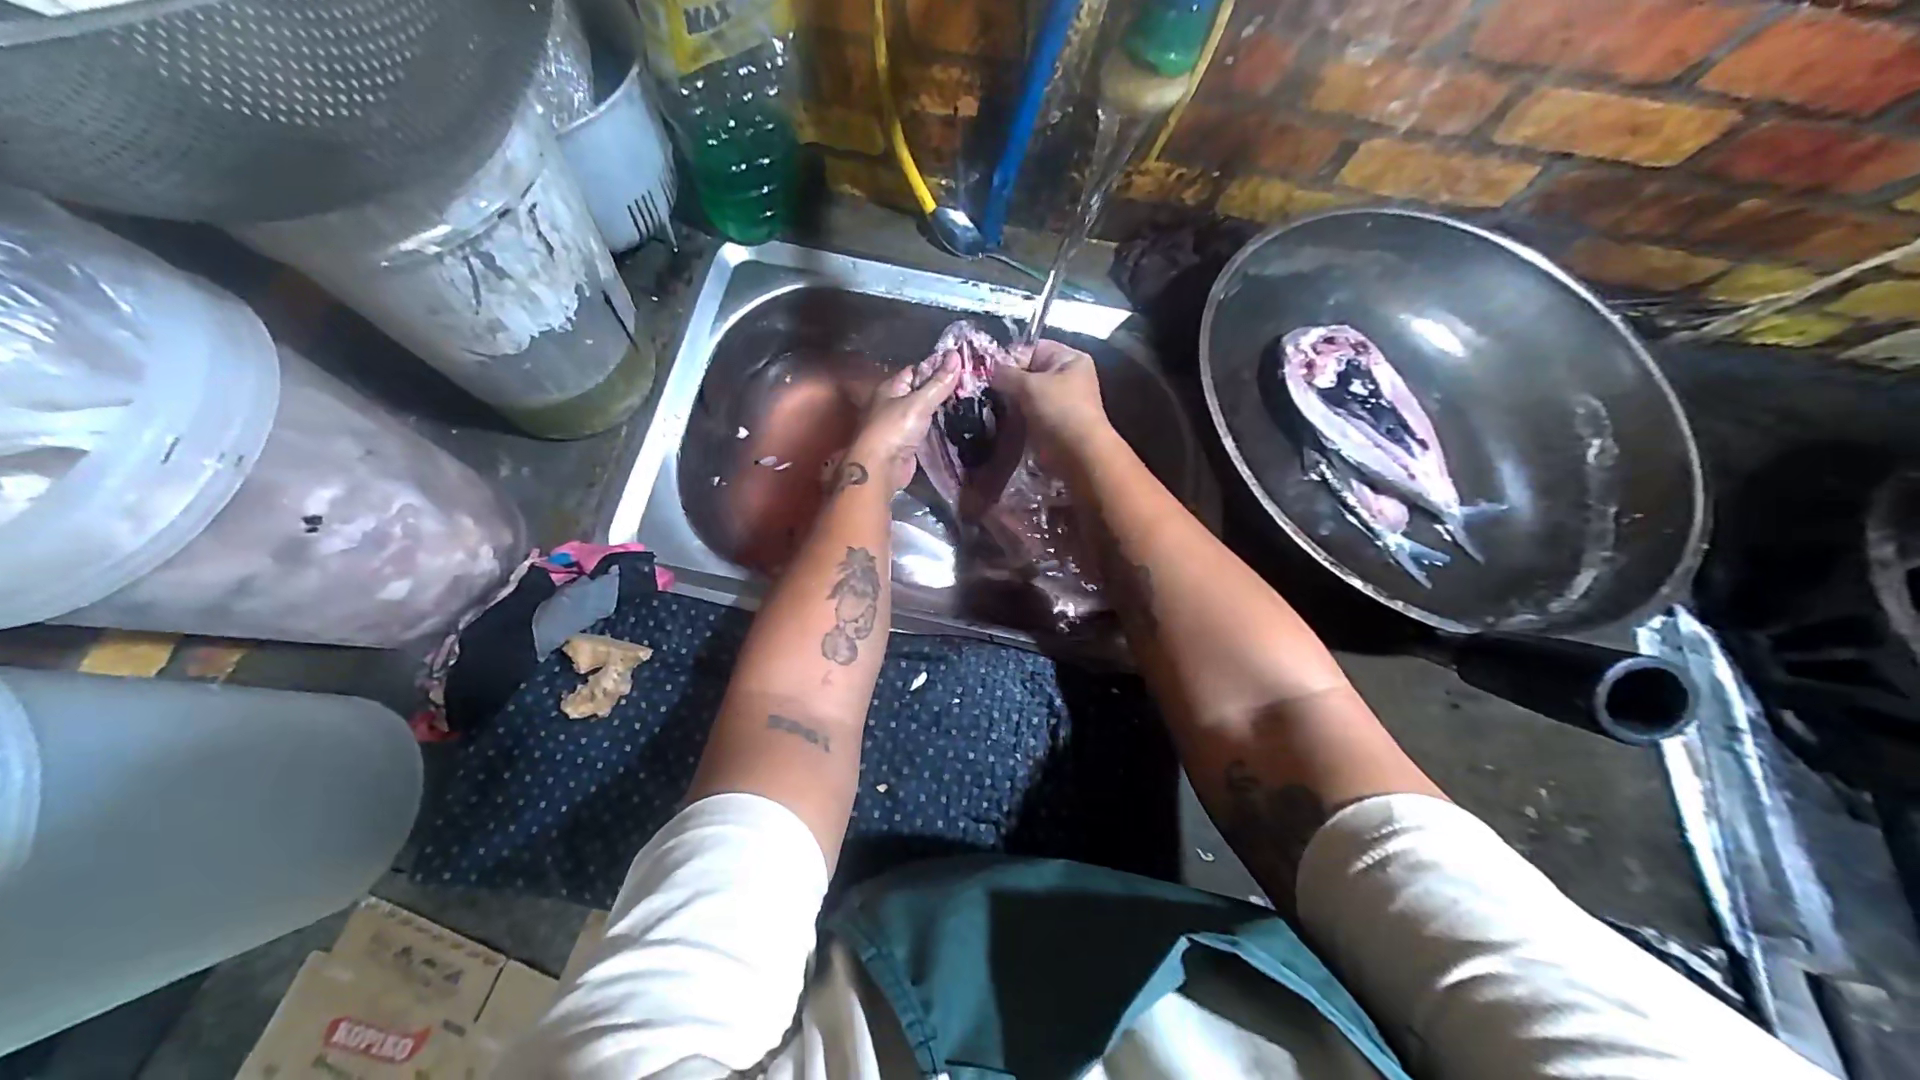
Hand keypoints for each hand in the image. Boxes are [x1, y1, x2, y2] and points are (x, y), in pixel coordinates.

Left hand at [842, 353, 959, 492]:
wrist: (881, 468)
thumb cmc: (894, 429)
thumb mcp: (919, 402)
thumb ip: (939, 382)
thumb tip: (956, 355)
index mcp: (891, 388)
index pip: (916, 371)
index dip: (936, 366)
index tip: (960, 364)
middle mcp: (893, 404)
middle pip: (921, 391)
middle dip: (942, 388)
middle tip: (970, 383)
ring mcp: (900, 425)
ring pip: (924, 411)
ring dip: (942, 408)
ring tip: (969, 400)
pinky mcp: (908, 443)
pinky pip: (926, 429)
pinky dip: (938, 426)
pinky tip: (956, 422)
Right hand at [994, 339, 1112, 463]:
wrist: (1078, 454)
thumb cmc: (1059, 411)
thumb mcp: (1030, 385)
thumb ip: (1006, 374)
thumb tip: (990, 370)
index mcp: (1069, 359)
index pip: (1033, 348)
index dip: (1010, 357)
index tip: (988, 369)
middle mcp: (1065, 377)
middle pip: (1028, 372)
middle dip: (1007, 381)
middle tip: (985, 388)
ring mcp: (1058, 402)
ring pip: (1026, 395)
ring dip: (1009, 400)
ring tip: (989, 404)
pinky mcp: (1050, 423)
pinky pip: (1027, 413)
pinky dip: (1015, 416)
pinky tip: (999, 419)